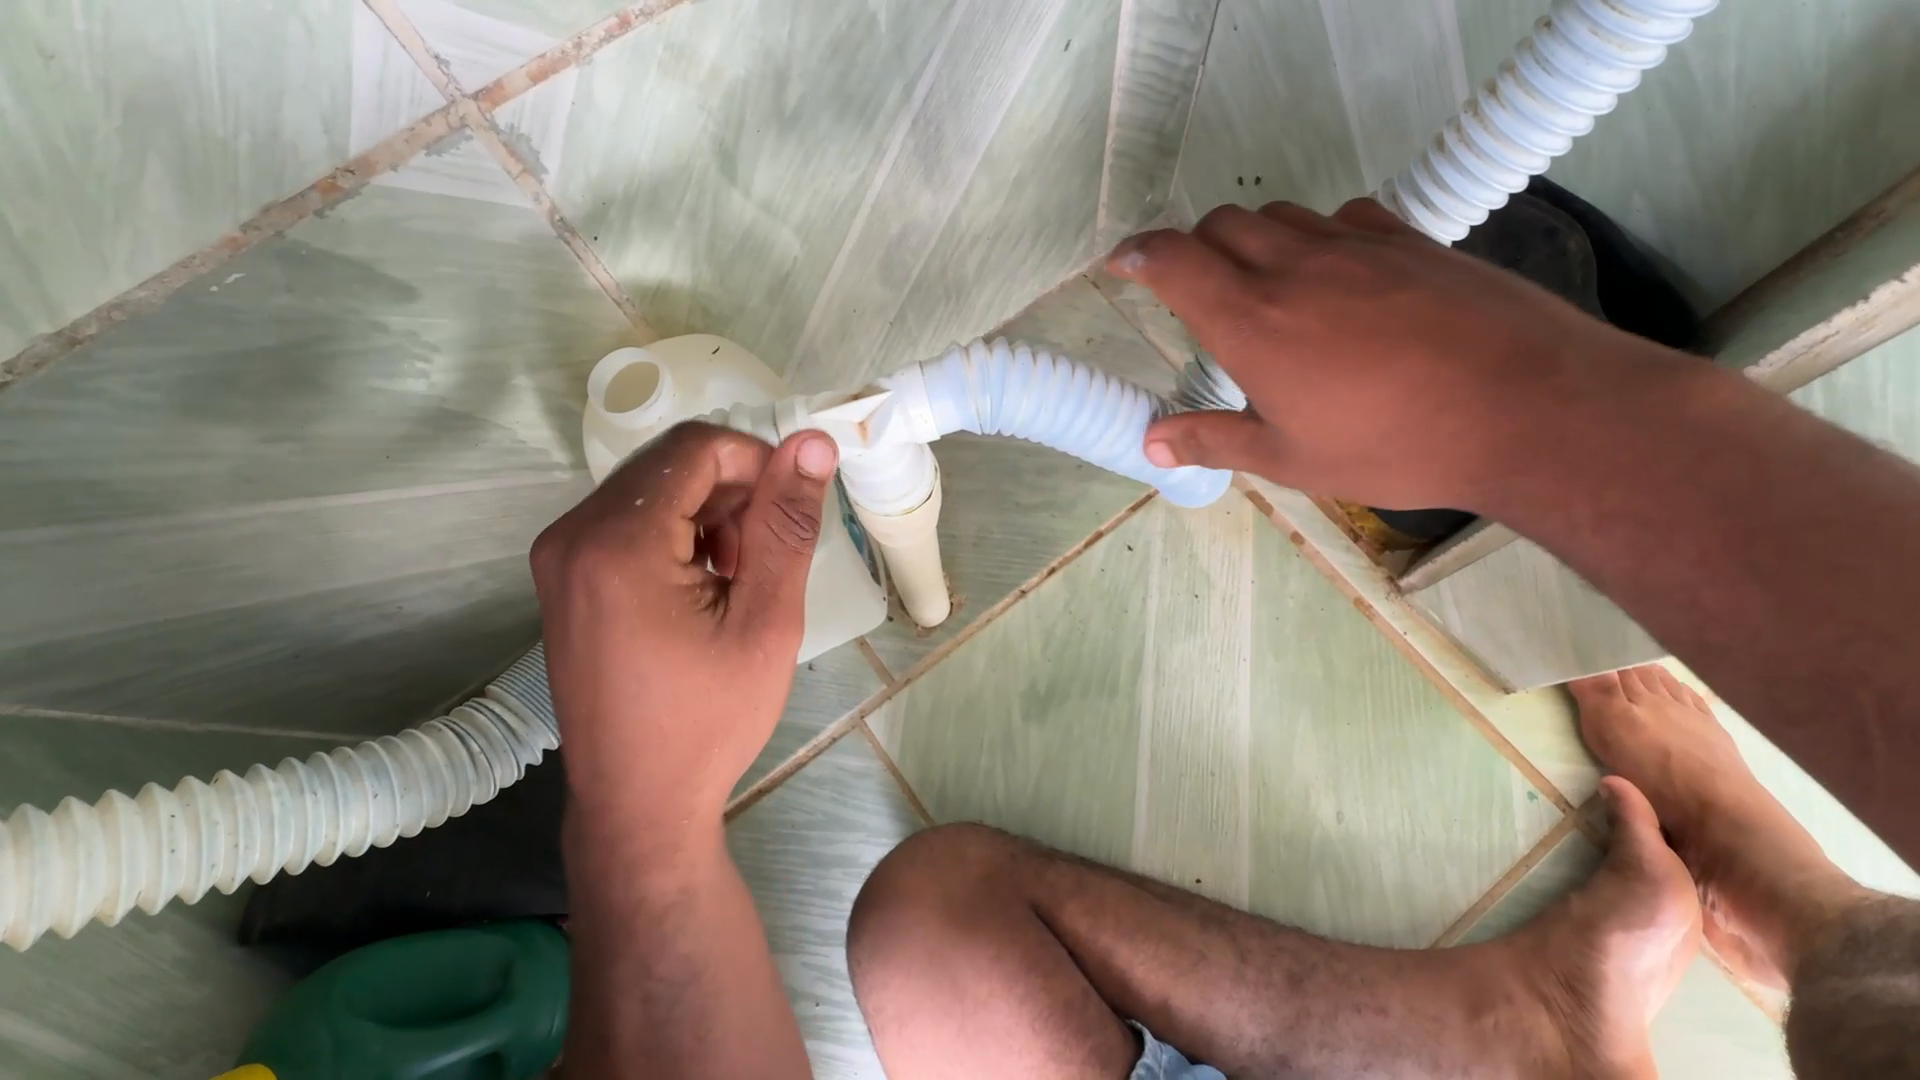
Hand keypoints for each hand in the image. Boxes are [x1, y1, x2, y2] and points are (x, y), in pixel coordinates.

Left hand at [530, 422, 838, 830]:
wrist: (638, 804)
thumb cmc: (710, 721)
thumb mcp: (766, 622)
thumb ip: (787, 525)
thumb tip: (812, 443)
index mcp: (618, 543)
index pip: (695, 447)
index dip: (756, 465)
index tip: (785, 520)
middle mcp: (572, 535)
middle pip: (671, 465)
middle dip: (731, 497)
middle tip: (759, 566)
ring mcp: (558, 557)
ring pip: (652, 489)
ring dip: (706, 517)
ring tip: (733, 583)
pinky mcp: (561, 578)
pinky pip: (628, 521)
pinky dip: (675, 536)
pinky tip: (698, 590)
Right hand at [1112, 199, 1695, 511]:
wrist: (1528, 408)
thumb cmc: (1393, 446)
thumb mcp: (1290, 460)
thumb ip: (1213, 441)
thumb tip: (1151, 444)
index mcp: (1252, 321)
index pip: (1174, 260)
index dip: (1138, 254)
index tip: (1121, 262)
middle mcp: (1294, 267)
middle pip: (1220, 224)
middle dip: (1193, 248)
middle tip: (1196, 290)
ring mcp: (1355, 245)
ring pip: (1278, 215)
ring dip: (1252, 239)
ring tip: (1264, 286)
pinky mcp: (1409, 239)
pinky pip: (1341, 215)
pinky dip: (1315, 234)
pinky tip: (1334, 273)